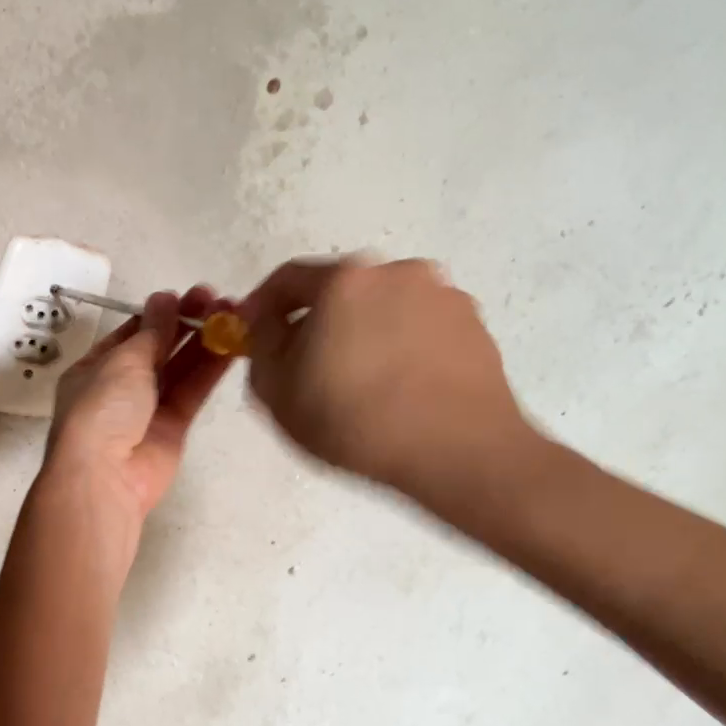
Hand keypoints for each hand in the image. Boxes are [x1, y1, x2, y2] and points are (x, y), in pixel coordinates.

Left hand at [43, 285, 236, 521]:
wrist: (104, 476)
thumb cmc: (101, 410)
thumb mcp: (122, 362)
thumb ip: (151, 332)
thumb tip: (163, 299)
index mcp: (92, 368)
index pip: (129, 334)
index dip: (159, 314)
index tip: (188, 296)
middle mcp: (118, 387)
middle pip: (157, 349)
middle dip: (186, 323)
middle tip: (220, 299)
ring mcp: (146, 409)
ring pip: (179, 369)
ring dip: (205, 341)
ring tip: (236, 313)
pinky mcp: (172, 428)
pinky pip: (193, 391)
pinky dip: (211, 368)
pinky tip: (235, 343)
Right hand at [239, 253, 535, 500]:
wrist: (458, 453)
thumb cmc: (351, 419)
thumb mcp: (274, 388)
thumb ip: (261, 343)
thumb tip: (269, 325)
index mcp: (343, 279)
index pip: (286, 278)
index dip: (260, 306)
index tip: (250, 334)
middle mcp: (397, 272)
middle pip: (338, 291)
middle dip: (314, 321)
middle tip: (301, 364)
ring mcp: (443, 296)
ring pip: (381, 309)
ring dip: (359, 334)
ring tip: (352, 382)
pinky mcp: (475, 327)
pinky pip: (417, 329)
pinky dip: (397, 348)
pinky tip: (392, 390)